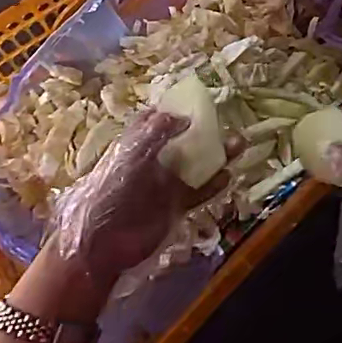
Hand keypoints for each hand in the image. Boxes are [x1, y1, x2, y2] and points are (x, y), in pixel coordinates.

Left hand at [51, 109, 211, 286]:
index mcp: (136, 144)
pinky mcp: (174, 206)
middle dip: (203, 132)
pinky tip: (228, 175)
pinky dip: (213, 184)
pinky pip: (198, 191)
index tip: (196, 103)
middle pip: (182, 141)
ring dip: (216, 155)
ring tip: (239, 144)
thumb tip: (184, 116)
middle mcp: (152, 161)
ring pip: (195, 165)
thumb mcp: (132, 152)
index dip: (173, 110)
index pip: (156, 120)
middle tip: (224, 123)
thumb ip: (157, 132)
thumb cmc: (112, 189)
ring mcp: (164, 184)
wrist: (102, 239)